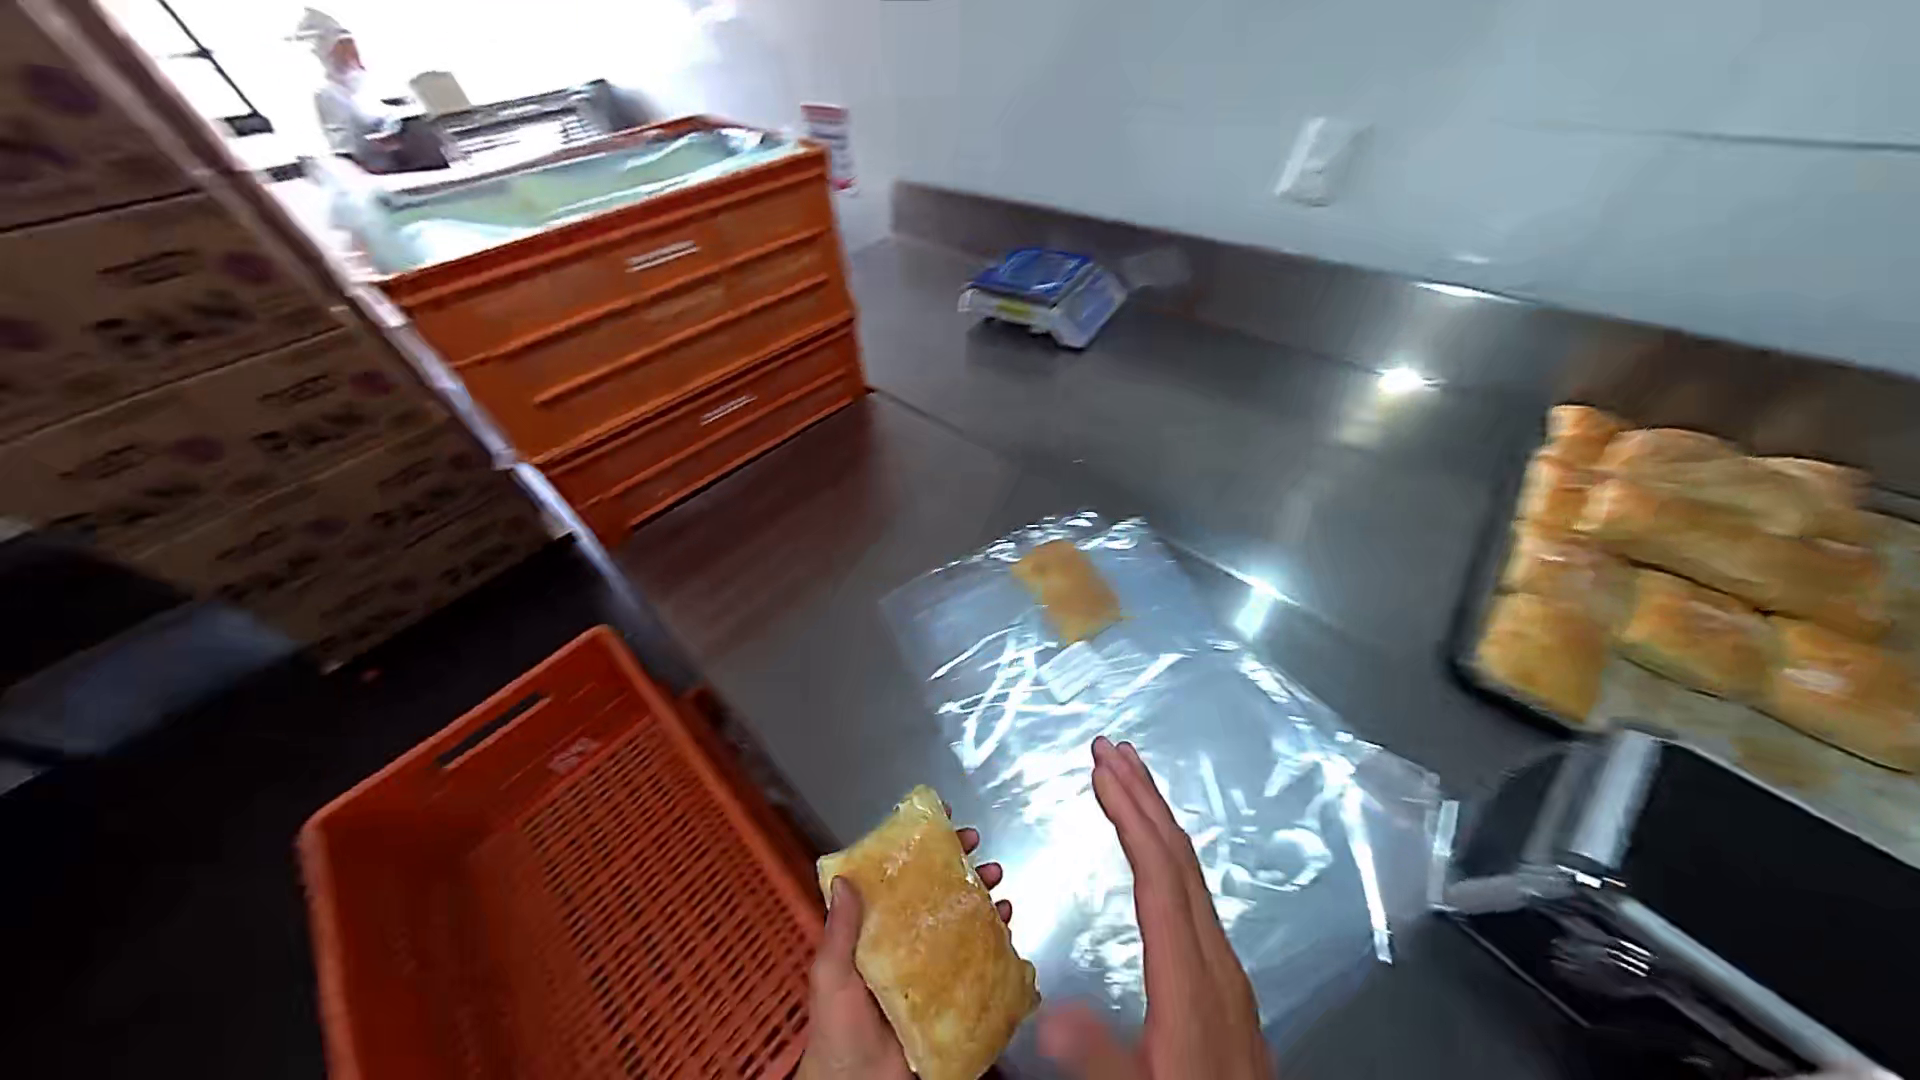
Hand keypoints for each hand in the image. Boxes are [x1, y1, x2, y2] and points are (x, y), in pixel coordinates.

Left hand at [798, 820, 1011, 1079]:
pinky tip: (1007, 924)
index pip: (898, 874)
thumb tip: (844, 879)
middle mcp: (905, 936)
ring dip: (981, 893)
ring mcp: (931, 962)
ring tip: (996, 881)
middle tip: (975, 844)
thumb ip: (839, 932)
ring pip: (961, 915)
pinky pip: (978, 957)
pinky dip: (996, 936)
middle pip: (936, 887)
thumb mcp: (830, 976)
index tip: (938, 817)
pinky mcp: (952, 990)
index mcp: (875, 926)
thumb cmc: (836, 1032)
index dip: (918, 843)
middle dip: (958, 861)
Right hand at [1040, 736, 1270, 1079]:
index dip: (1129, 815)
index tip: (1101, 771)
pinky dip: (1166, 846)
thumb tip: (1049, 1015)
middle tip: (1110, 749)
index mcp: (1191, 975)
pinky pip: (1191, 886)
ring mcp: (1223, 961)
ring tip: (1129, 776)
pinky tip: (1155, 846)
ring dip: (1155, 812)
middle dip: (1142, 793)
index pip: (1159, 874)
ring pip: (1189, 866)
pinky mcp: (1222, 972)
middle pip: (1178, 855)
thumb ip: (1100, 1056)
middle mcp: (1214, 955)